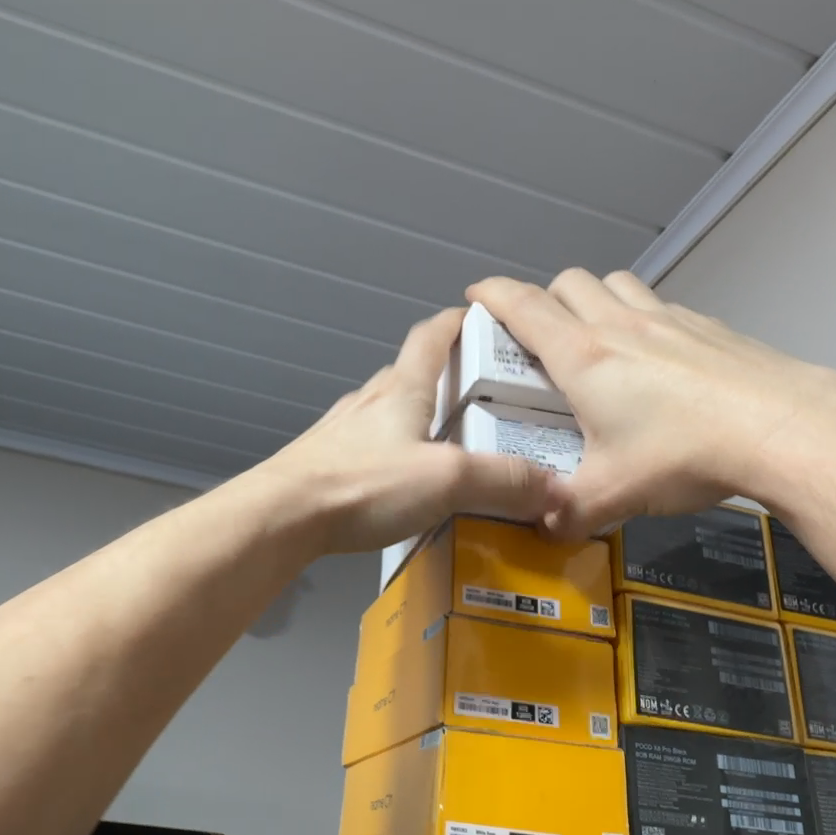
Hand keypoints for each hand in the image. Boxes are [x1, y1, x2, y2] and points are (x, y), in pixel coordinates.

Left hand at [251, 307, 570, 554]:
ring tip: (446, 444)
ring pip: (387, 412)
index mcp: (402, 389)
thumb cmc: (364, 483)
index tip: (484, 318)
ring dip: (416, 417)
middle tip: (480, 398)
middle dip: (444, 376)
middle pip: (410, 373)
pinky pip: (367, 447)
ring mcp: (341, 431)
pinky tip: (399, 482)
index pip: (431, 336)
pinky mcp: (323, 462)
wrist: (280, 516)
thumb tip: (555, 489)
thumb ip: (502, 480)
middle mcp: (369, 400)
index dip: (458, 322)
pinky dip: (392, 453)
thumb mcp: (446, 479)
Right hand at [468, 270, 835, 539]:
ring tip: (595, 336)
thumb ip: (570, 513)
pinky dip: (641, 316)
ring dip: (593, 297)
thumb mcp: (614, 494)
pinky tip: (655, 356)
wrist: (781, 428)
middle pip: (568, 282)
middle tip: (539, 336)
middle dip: (544, 299)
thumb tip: (548, 531)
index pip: (522, 306)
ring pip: (615, 282)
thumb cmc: (685, 452)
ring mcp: (668, 319)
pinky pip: (659, 304)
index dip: (491, 294)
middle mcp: (620, 325)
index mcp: (583, 357)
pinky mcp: (707, 326)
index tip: (475, 295)